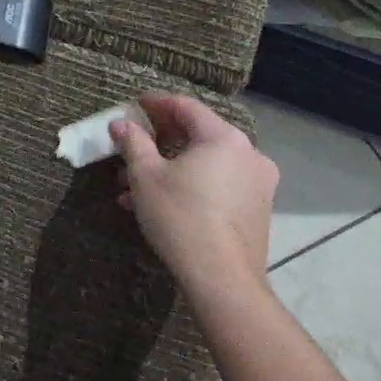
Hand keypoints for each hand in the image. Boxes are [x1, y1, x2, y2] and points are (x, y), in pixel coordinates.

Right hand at [110, 91, 278, 290]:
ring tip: (131, 185)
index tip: (132, 106)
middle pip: (197, 134)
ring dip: (168, 166)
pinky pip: (217, 183)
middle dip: (158, 140)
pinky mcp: (256, 209)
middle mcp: (249, 155)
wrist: (221, 277)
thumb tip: (121, 124)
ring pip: (204, 162)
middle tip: (129, 146)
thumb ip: (133, 142)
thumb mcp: (144, 174)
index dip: (155, 103)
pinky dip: (188, 184)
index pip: (186, 106)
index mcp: (224, 138)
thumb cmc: (180, 215)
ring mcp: (258, 184)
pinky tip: (158, 202)